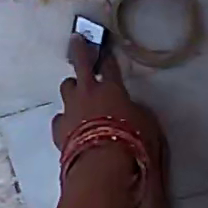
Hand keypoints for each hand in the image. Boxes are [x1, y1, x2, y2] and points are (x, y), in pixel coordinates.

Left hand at [51, 34, 161, 157]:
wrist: (100, 167)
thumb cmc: (131, 141)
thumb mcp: (147, 124)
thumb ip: (137, 111)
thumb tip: (131, 110)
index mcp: (111, 88)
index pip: (109, 65)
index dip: (107, 55)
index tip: (104, 46)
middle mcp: (88, 93)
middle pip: (81, 65)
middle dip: (79, 50)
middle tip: (77, 39)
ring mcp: (71, 110)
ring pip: (66, 88)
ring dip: (72, 90)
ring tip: (77, 95)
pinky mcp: (59, 131)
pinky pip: (60, 119)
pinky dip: (65, 120)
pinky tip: (70, 127)